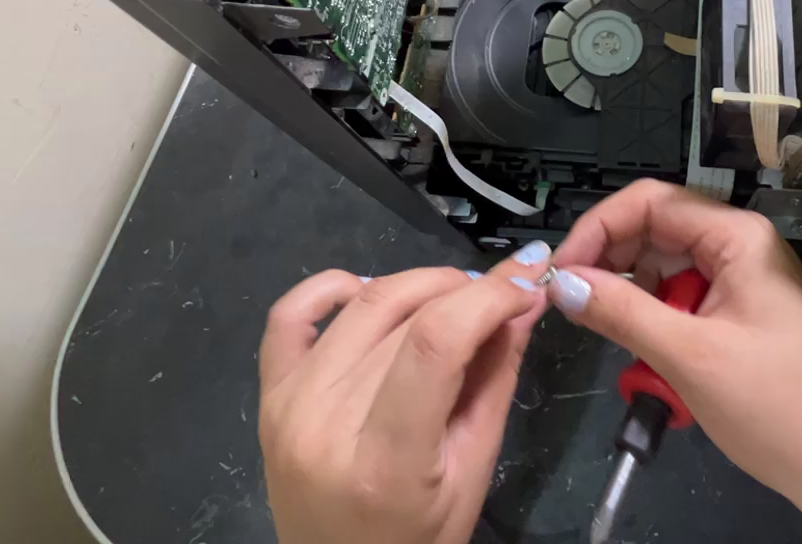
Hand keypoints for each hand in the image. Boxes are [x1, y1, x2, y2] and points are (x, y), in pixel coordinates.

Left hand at [257, 242, 553, 543]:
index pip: (435, 342)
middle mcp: (324, 423)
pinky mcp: (272, 394)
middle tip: (499, 299)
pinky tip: (371, 291)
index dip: (487, 298)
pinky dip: (334, 286)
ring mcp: (290, 405)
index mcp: (383, 462)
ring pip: (366, 302)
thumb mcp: (475, 467)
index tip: (525, 287)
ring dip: (422, 284)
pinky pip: (292, 313)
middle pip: (405, 315)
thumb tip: (529, 294)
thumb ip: (499, 373)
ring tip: (454, 300)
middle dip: (466, 290)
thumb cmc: (420, 537)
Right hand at [543, 180, 801, 505]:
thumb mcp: (688, 357)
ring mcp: (740, 273)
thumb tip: (563, 284)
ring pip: (662, 261)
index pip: (651, 201)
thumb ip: (621, 312)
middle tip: (575, 302)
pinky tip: (643, 343)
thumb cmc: (776, 407)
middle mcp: (738, 242)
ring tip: (610, 328)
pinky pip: (679, 290)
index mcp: (737, 236)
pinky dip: (652, 313)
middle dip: (612, 261)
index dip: (599, 228)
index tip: (563, 271)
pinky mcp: (737, 303)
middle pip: (655, 227)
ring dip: (631, 292)